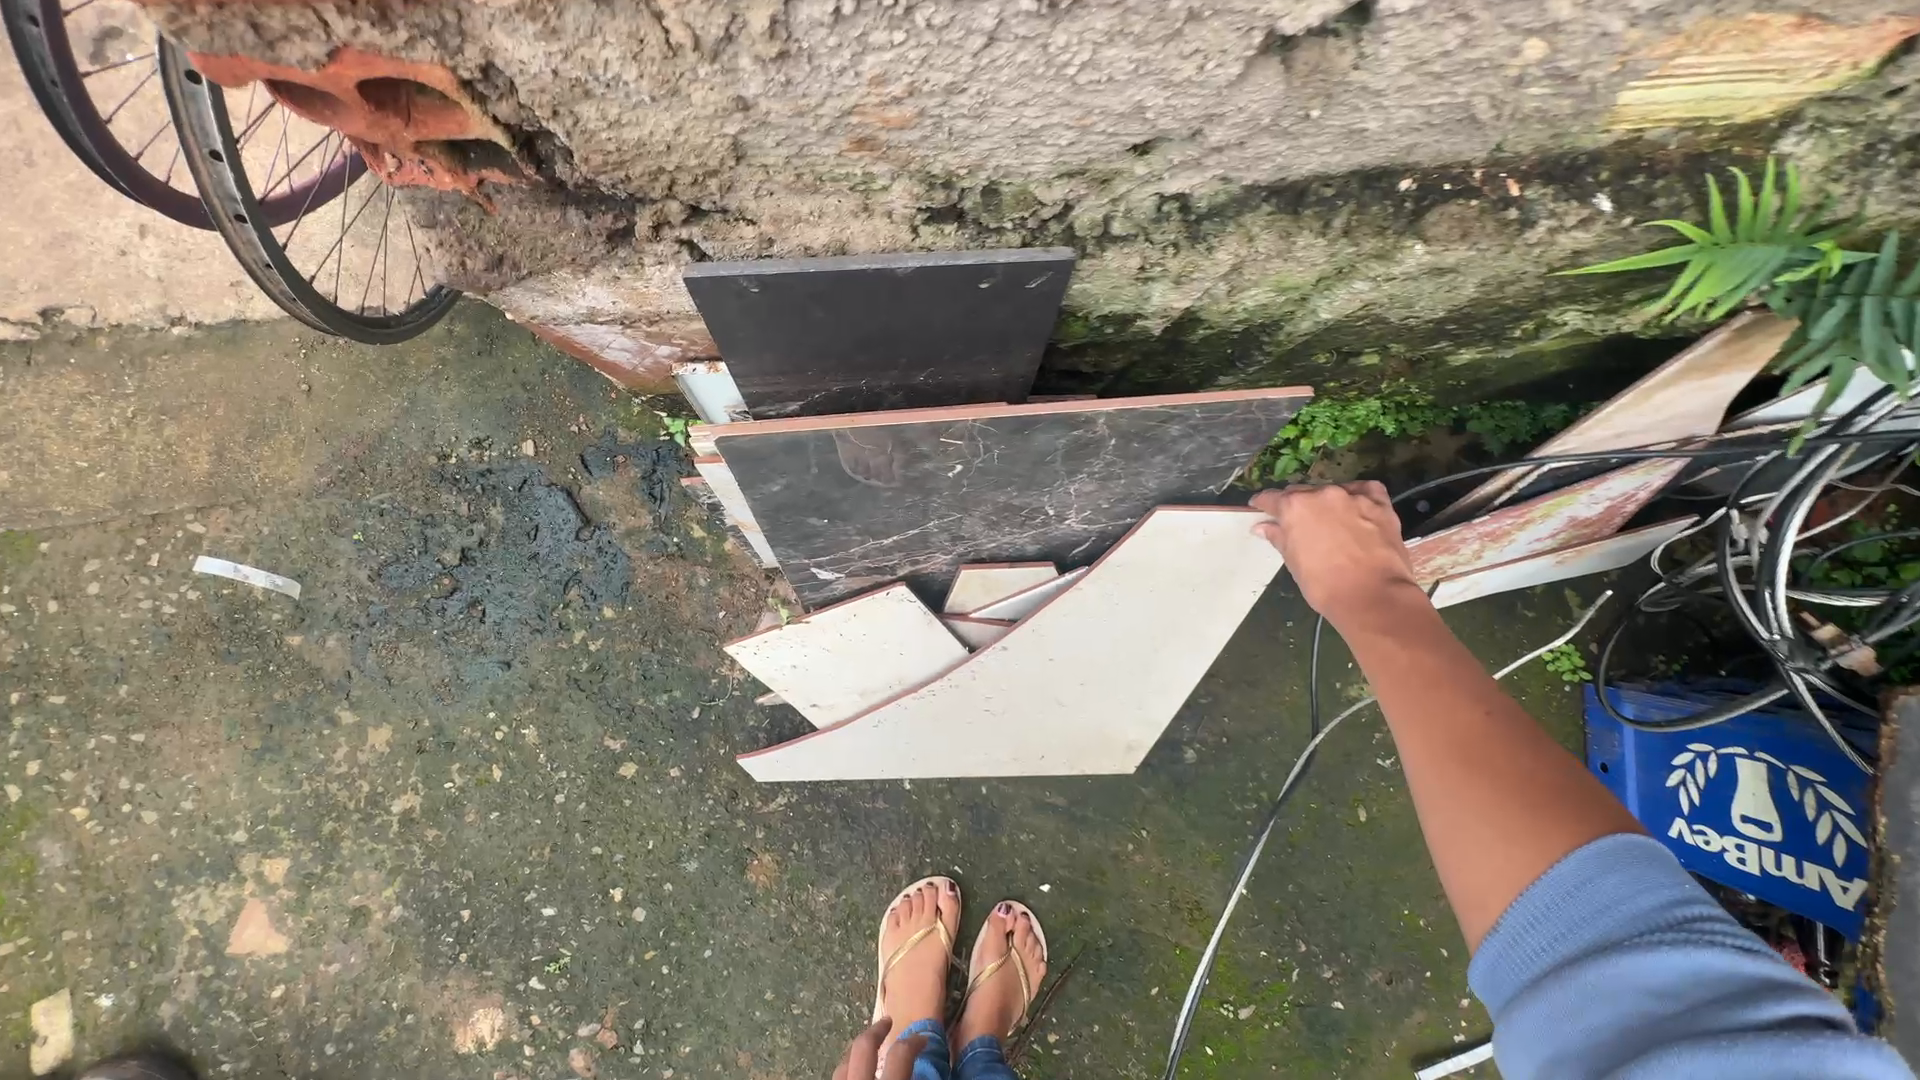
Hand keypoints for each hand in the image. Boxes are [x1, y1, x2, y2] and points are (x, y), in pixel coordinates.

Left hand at [830, 1018, 925, 1079]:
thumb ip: (918, 1079)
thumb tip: (927, 1072)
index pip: (901, 1054)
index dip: (914, 1042)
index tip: (922, 1038)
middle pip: (863, 1046)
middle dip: (876, 1029)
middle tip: (888, 1021)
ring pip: (843, 1063)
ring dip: (856, 1050)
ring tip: (867, 1045)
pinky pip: (837, 1079)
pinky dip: (847, 1071)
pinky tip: (854, 1074)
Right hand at [1250, 482, 1423, 629]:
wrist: (1373, 595)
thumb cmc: (1324, 585)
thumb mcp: (1293, 563)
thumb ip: (1278, 538)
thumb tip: (1263, 527)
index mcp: (1294, 507)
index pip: (1271, 498)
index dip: (1263, 504)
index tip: (1260, 509)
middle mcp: (1321, 494)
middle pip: (1301, 493)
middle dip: (1295, 505)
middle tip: (1297, 524)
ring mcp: (1353, 496)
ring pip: (1331, 492)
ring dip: (1325, 503)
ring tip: (1329, 522)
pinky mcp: (1380, 504)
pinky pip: (1365, 490)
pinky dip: (1357, 496)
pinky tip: (1356, 508)